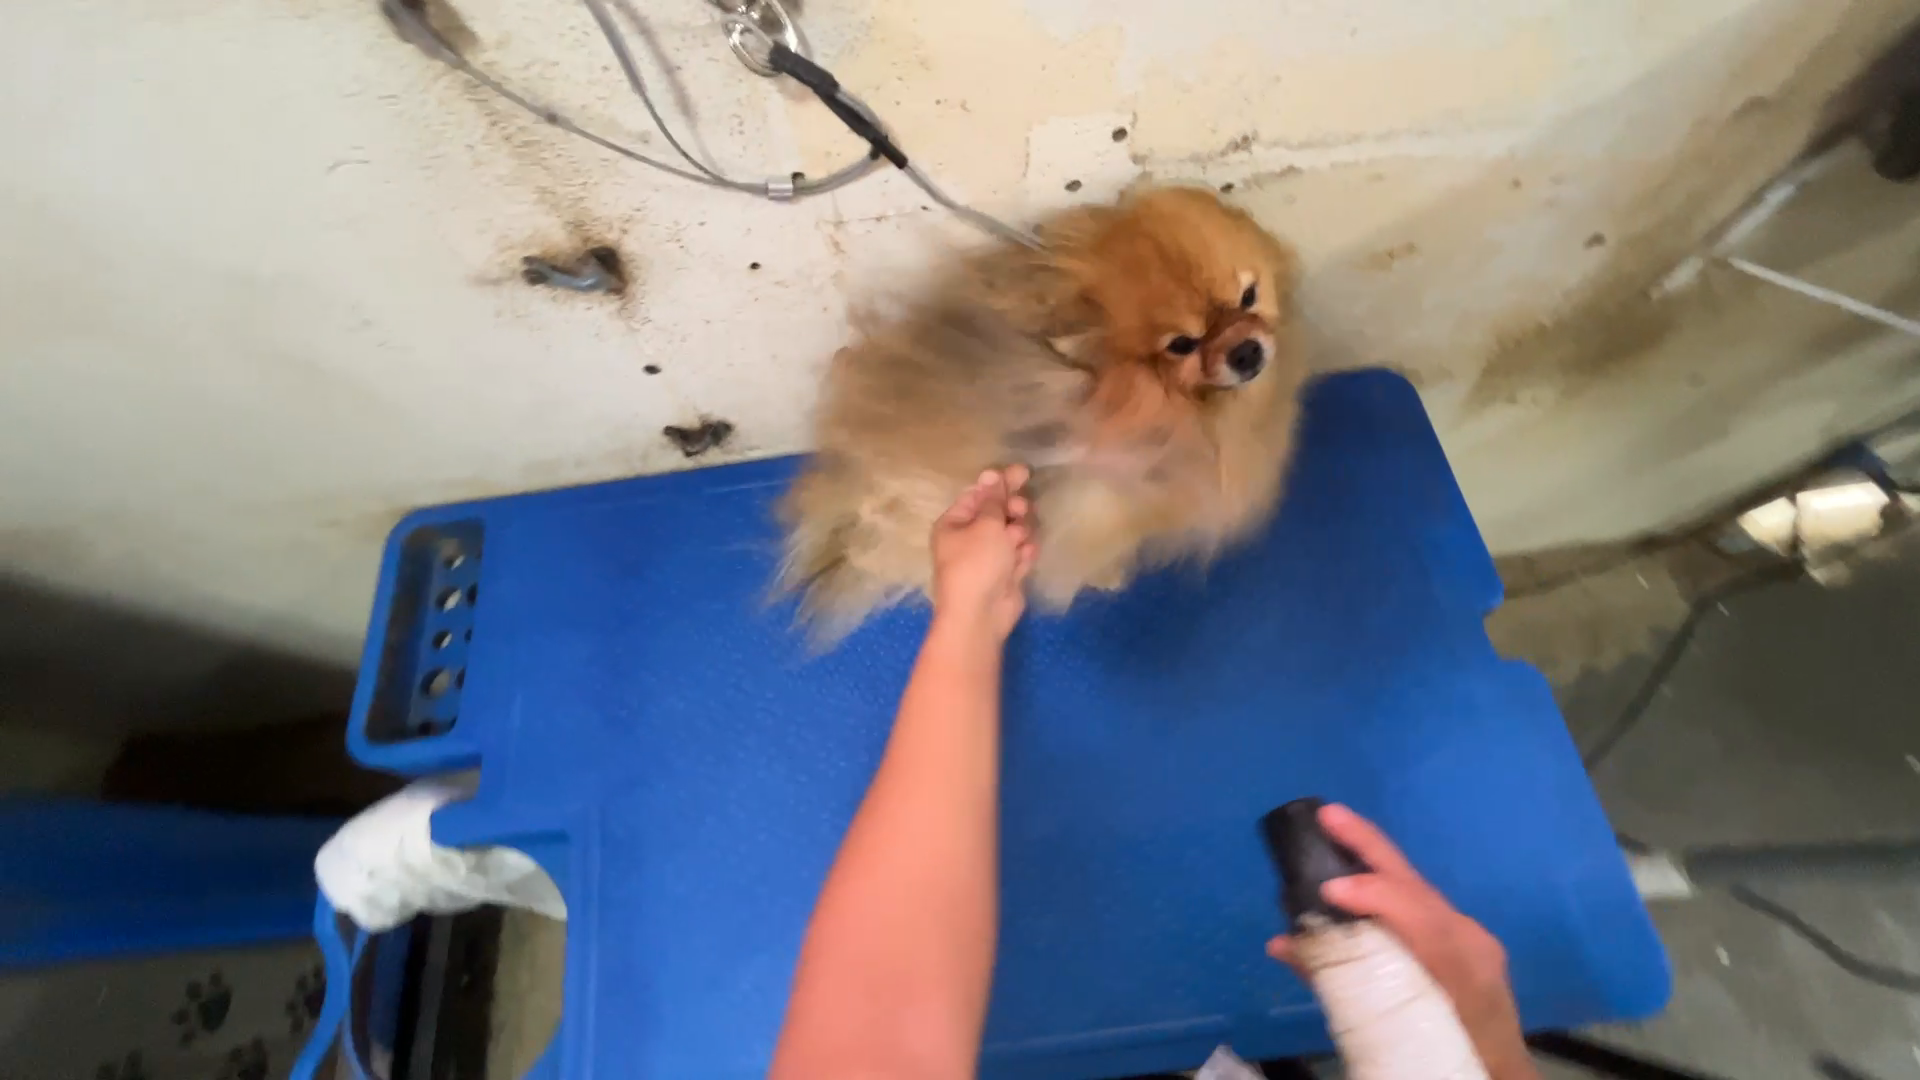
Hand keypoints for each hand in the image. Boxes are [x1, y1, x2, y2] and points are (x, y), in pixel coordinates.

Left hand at [930, 466, 1037, 639]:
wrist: (980, 614)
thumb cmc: (977, 562)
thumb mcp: (986, 524)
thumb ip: (994, 499)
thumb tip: (991, 474)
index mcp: (955, 522)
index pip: (979, 493)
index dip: (1001, 482)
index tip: (1024, 473)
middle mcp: (970, 537)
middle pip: (999, 511)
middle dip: (1014, 510)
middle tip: (1021, 512)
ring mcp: (989, 556)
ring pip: (1015, 531)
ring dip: (1021, 533)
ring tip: (1018, 544)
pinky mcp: (1006, 573)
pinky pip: (1020, 553)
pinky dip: (1024, 554)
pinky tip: (1023, 560)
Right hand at [1267, 804, 1535, 1079]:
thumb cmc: (1443, 1055)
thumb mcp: (1391, 1029)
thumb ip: (1337, 984)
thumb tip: (1281, 944)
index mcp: (1460, 969)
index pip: (1418, 916)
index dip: (1372, 894)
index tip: (1328, 888)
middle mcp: (1469, 941)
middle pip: (1414, 884)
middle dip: (1368, 843)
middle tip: (1327, 814)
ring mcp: (1471, 936)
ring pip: (1414, 885)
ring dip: (1371, 854)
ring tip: (1335, 828)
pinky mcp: (1465, 937)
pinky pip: (1417, 898)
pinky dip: (1383, 878)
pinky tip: (1356, 865)